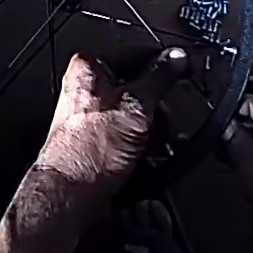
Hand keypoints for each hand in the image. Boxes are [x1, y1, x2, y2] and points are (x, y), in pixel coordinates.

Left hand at [29, 47, 188, 217]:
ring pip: (134, 117)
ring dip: (153, 134)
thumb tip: (176, 57)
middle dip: (158, 112)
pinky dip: (141, 149)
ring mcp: (90, 118)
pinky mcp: (95, 144)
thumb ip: (159, 78)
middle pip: (137, 90)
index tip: (183, 70)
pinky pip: (126, 138)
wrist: (68, 197)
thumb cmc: (89, 150)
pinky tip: (150, 162)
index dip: (162, 65)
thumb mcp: (137, 106)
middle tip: (166, 125)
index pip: (136, 55)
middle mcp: (86, 88)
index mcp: (90, 67)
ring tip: (160, 149)